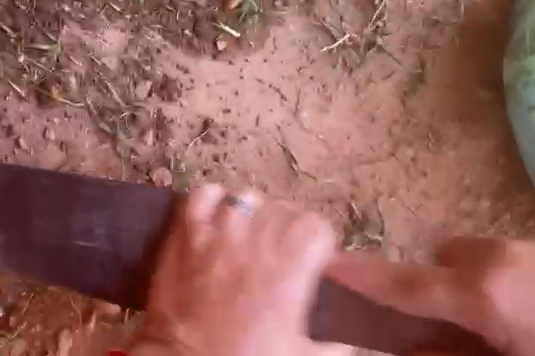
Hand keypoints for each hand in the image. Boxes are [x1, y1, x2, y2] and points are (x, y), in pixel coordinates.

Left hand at [129, 183, 341, 355]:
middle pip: (282, 210)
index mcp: (286, 274)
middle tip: (284, 253)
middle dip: (289, 228)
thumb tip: (348, 336)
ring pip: (245, 198)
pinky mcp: (186, 232)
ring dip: (254, 215)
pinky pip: (203, 194)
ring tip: (251, 237)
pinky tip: (218, 217)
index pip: (315, 226)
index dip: (319, 241)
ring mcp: (217, 233)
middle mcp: (254, 244)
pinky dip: (213, 199)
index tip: (315, 259)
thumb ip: (332, 345)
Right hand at [326, 230, 534, 355]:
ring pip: (487, 253)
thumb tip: (412, 349)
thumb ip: (457, 354)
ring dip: (486, 283)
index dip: (361, 277)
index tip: (327, 266)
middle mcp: (505, 252)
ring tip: (523, 329)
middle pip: (444, 258)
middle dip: (441, 290)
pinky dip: (528, 278)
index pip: (405, 282)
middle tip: (458, 331)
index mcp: (486, 291)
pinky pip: (531, 254)